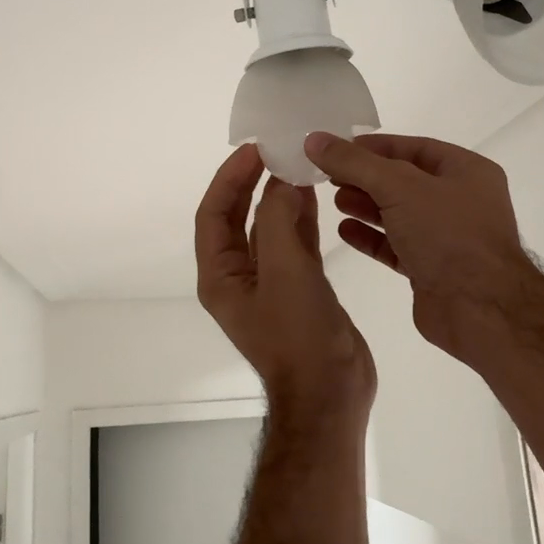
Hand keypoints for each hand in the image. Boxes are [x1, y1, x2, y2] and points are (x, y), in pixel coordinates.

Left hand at [195, 145, 375, 420]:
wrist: (330, 394)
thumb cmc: (299, 335)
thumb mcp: (286, 271)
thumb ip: (280, 219)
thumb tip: (282, 178)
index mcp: (221, 277)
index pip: (213, 215)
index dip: (229, 179)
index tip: (255, 150)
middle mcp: (239, 278)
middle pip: (238, 219)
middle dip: (253, 184)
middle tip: (276, 150)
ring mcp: (270, 286)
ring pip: (268, 230)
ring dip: (279, 198)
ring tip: (298, 165)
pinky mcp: (299, 291)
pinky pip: (294, 245)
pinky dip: (301, 219)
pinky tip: (315, 196)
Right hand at [305, 132, 537, 355]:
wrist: (479, 309)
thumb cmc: (447, 235)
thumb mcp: (399, 187)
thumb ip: (355, 163)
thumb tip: (314, 140)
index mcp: (467, 171)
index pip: (414, 148)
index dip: (374, 147)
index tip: (336, 149)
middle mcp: (460, 201)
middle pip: (404, 181)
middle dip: (366, 178)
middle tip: (328, 177)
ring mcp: (447, 238)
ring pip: (399, 215)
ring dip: (366, 206)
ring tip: (334, 202)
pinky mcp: (431, 270)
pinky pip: (396, 246)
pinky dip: (371, 238)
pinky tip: (344, 232)